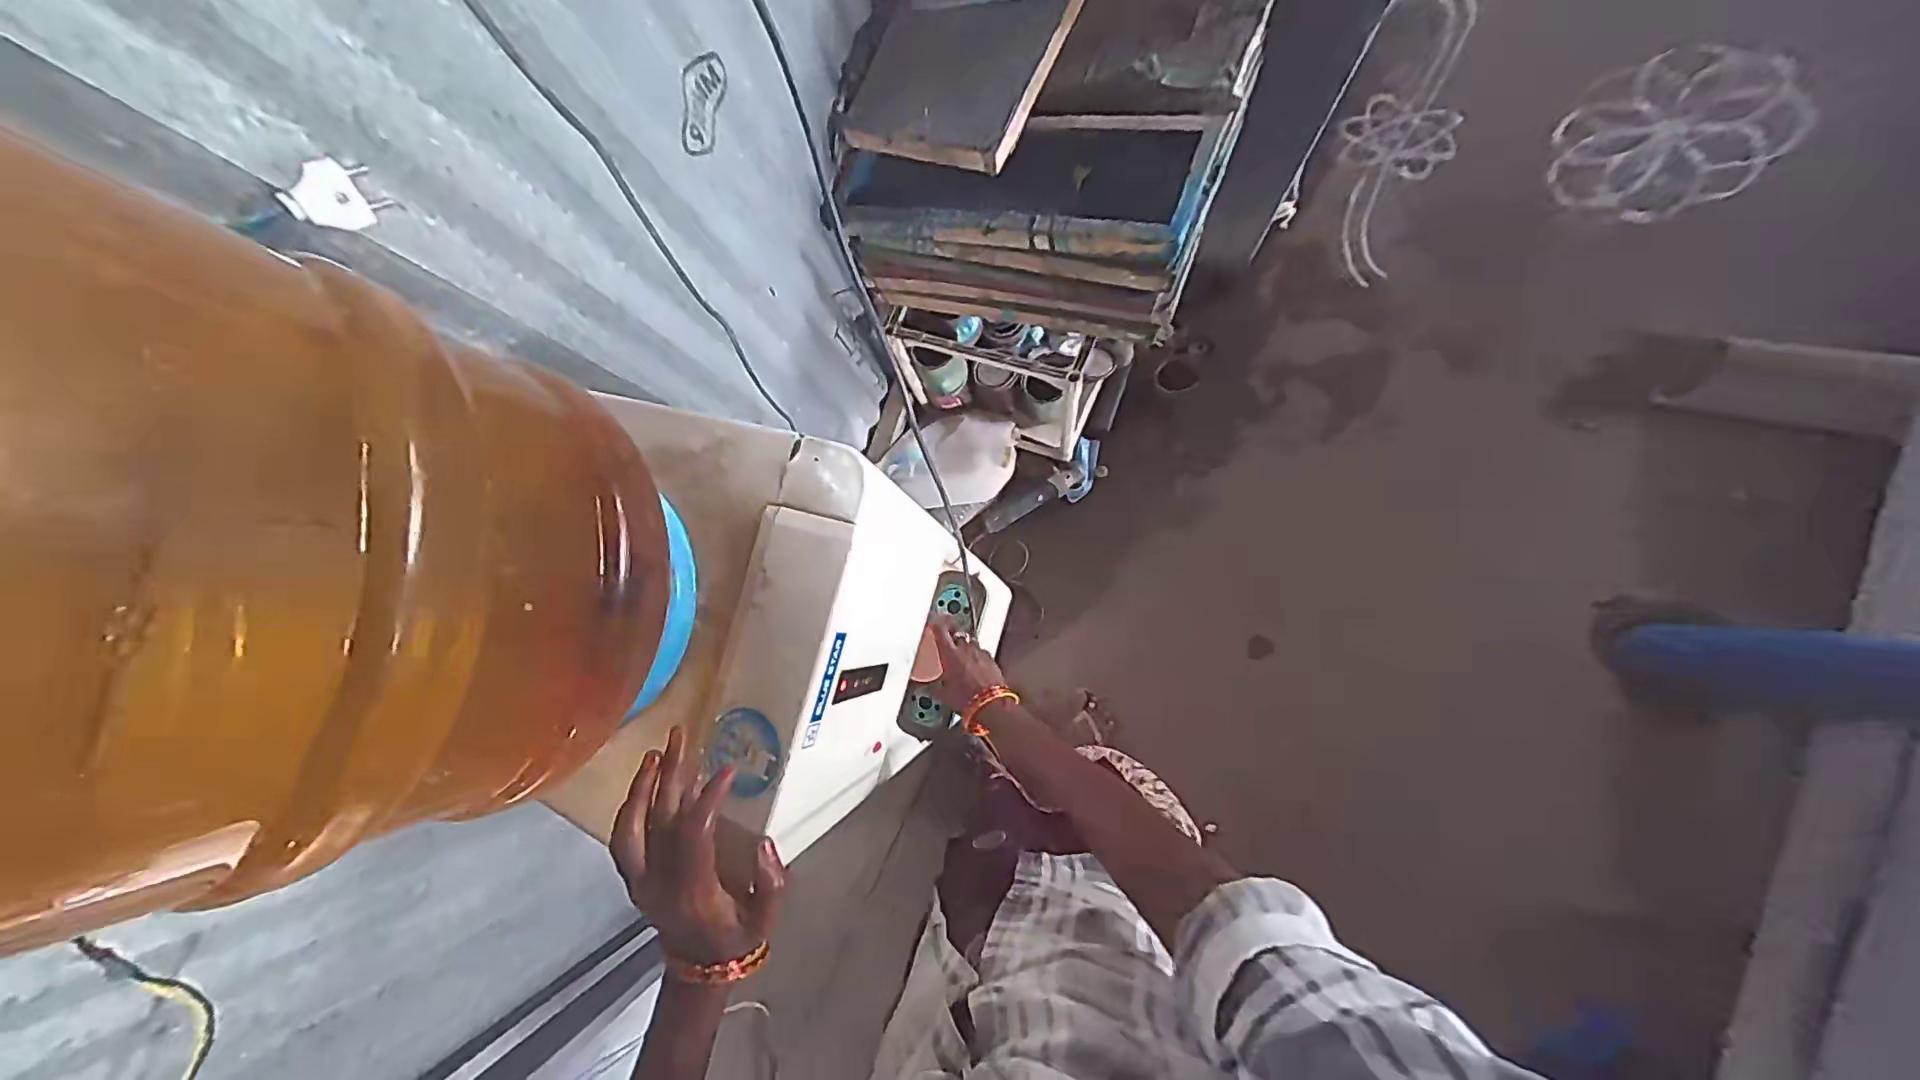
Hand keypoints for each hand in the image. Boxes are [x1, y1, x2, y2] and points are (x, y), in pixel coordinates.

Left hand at [611, 726, 785, 964]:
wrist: (698, 969)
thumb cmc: (735, 937)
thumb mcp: (763, 919)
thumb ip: (769, 884)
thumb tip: (765, 843)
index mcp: (691, 889)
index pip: (693, 834)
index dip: (708, 798)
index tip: (727, 770)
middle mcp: (658, 882)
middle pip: (658, 820)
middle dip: (669, 775)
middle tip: (681, 738)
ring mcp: (640, 880)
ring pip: (632, 827)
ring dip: (643, 786)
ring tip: (656, 752)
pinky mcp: (634, 876)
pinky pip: (623, 838)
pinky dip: (630, 806)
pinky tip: (643, 782)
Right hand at [930, 625, 1010, 716]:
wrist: (990, 704)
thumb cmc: (967, 698)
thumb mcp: (944, 695)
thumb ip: (937, 688)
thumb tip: (933, 689)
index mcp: (950, 654)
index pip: (941, 631)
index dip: (938, 625)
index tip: (936, 623)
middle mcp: (966, 649)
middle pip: (958, 636)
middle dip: (954, 640)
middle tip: (950, 648)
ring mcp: (980, 653)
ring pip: (972, 644)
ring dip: (967, 649)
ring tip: (964, 660)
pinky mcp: (992, 660)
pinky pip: (983, 653)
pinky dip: (979, 658)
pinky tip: (977, 668)